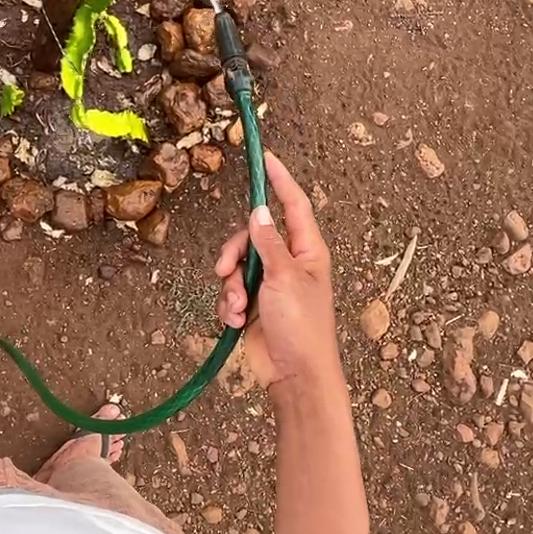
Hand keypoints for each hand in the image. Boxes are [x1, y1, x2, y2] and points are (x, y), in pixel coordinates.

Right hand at [213, 151, 342, 400]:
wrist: (294, 376)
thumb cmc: (302, 326)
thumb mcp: (284, 278)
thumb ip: (267, 243)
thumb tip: (258, 212)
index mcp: (307, 251)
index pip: (293, 205)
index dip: (280, 180)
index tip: (266, 157)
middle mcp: (288, 262)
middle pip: (252, 236)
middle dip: (234, 253)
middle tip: (226, 270)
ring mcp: (270, 284)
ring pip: (237, 265)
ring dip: (231, 286)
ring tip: (238, 307)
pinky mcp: (255, 304)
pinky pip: (231, 291)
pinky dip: (229, 304)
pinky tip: (236, 321)